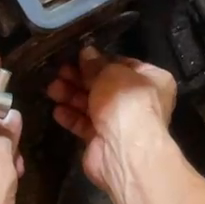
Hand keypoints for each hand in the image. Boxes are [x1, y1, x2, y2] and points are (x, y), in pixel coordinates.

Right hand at [45, 47, 176, 190]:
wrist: (125, 151)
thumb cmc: (125, 102)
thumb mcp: (110, 73)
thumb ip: (95, 64)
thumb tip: (86, 53)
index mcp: (152, 80)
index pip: (124, 64)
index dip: (101, 60)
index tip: (79, 56)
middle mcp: (138, 101)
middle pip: (105, 85)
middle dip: (81, 78)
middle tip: (60, 71)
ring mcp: (120, 123)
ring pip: (92, 104)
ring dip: (72, 96)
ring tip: (52, 88)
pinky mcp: (103, 140)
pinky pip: (85, 125)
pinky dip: (72, 117)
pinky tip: (57, 111)